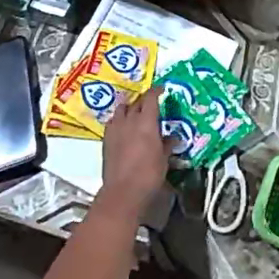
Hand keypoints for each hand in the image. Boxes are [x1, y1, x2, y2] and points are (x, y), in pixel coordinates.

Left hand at [100, 90, 166, 205]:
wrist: (124, 190)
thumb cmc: (149, 175)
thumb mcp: (163, 160)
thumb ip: (167, 145)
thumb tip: (173, 138)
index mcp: (146, 122)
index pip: (150, 98)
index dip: (156, 91)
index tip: (162, 89)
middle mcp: (129, 119)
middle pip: (136, 102)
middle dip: (144, 101)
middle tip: (152, 106)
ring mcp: (115, 127)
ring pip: (122, 109)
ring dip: (130, 109)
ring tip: (136, 115)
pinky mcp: (106, 137)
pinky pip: (113, 122)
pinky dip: (120, 121)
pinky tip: (124, 129)